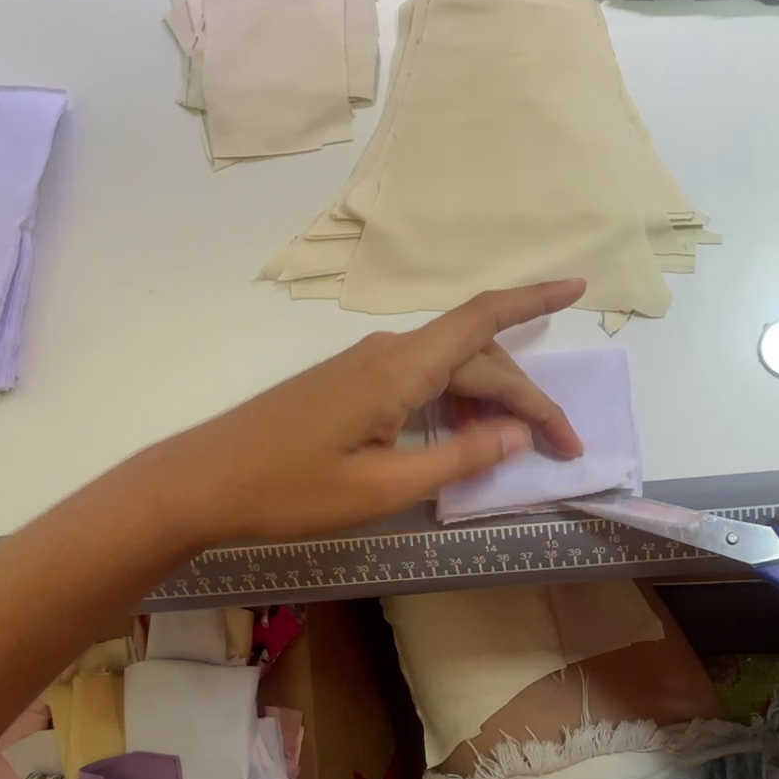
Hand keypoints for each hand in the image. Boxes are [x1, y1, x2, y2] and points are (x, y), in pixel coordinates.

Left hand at [145, 280, 586, 543]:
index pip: (483, 319)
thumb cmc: (289, 489)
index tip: (578, 288)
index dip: (534, 299)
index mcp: (401, 368)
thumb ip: (458, 458)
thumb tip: (517, 434)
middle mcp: (389, 352)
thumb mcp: (384, 487)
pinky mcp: (353, 381)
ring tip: (516, 444)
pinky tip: (462, 433)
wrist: (200, 481)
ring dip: (491, 399)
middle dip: (526, 396)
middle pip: (476, 355)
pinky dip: (456, 401)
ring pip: (450, 367)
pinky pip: (423, 379)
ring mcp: (367, 363)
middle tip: (560, 446)